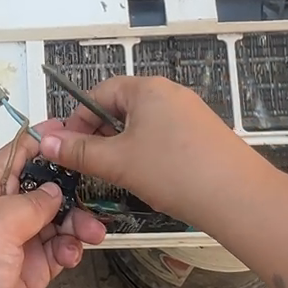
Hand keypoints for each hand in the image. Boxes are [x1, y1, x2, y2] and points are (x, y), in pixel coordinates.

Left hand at [0, 134, 106, 287]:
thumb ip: (31, 204)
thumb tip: (55, 191)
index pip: (16, 156)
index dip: (41, 142)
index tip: (69, 131)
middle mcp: (3, 216)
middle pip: (44, 189)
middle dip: (70, 188)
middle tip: (94, 192)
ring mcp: (17, 247)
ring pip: (57, 222)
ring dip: (77, 222)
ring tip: (91, 232)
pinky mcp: (29, 276)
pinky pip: (58, 252)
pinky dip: (71, 250)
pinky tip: (73, 254)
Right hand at [33, 75, 270, 223]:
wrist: (239, 198)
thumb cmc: (178, 171)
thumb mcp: (118, 162)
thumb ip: (80, 151)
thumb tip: (48, 142)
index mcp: (147, 88)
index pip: (99, 93)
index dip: (78, 119)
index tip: (67, 145)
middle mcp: (170, 93)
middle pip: (120, 107)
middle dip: (100, 135)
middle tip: (89, 163)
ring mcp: (190, 113)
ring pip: (142, 125)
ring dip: (123, 147)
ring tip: (118, 175)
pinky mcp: (203, 135)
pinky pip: (164, 137)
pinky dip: (148, 154)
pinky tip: (149, 179)